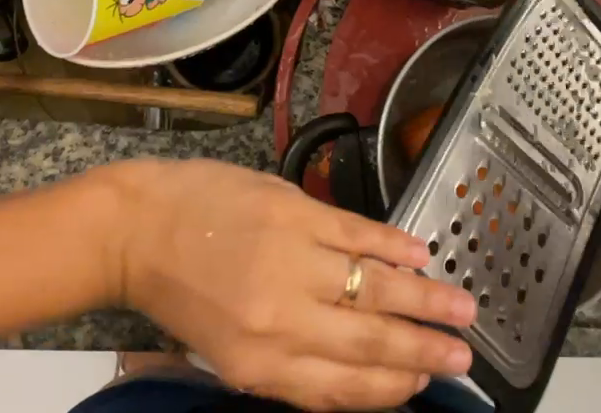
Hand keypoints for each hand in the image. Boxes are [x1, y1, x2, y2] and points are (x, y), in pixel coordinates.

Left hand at [103, 159, 476, 410]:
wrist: (138, 228)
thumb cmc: (179, 290)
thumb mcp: (226, 348)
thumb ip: (287, 357)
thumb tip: (354, 359)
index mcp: (260, 365)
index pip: (344, 388)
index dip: (392, 389)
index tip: (425, 386)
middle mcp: (283, 319)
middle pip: (370, 343)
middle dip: (423, 352)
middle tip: (462, 356)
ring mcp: (293, 259)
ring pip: (374, 287)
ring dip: (424, 300)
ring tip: (462, 308)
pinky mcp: (295, 211)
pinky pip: (356, 233)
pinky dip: (393, 245)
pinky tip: (420, 254)